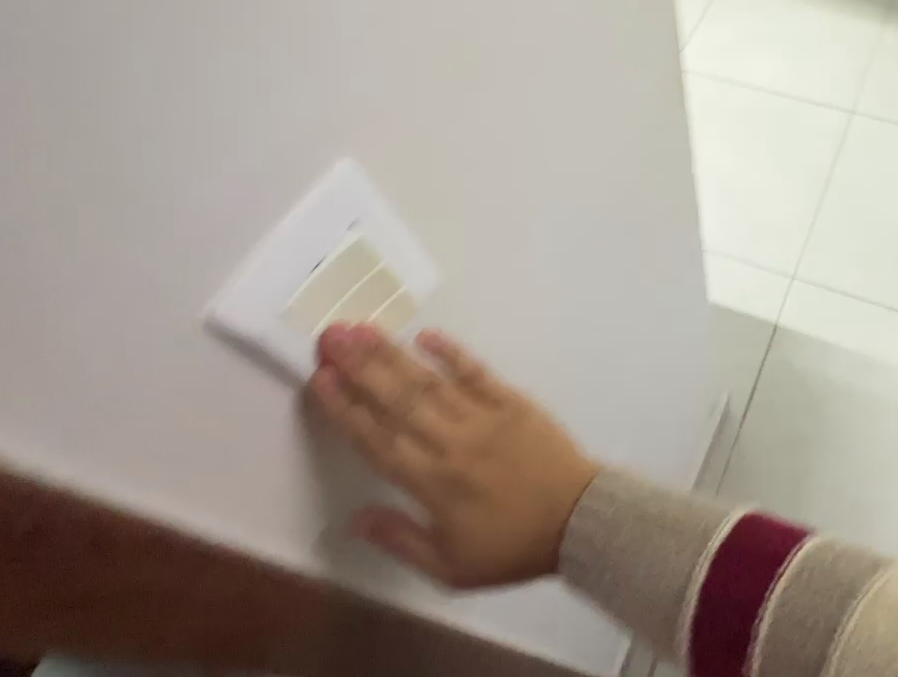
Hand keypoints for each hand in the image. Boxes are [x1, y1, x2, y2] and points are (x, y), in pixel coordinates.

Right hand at [306, 325, 601, 589]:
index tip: (320, 379)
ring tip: (364, 329)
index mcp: (432, 484)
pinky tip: (426, 335)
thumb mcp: (450, 567)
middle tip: (331, 335)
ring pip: (430, 381)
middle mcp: (452, 443)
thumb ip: (399, 540)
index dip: (345, 409)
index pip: (377, 440)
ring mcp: (484, 417)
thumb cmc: (511, 546)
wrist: (577, 519)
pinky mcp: (512, 401)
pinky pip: (478, 372)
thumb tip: (354, 519)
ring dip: (394, 355)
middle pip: (398, 400)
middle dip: (360, 367)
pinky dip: (452, 352)